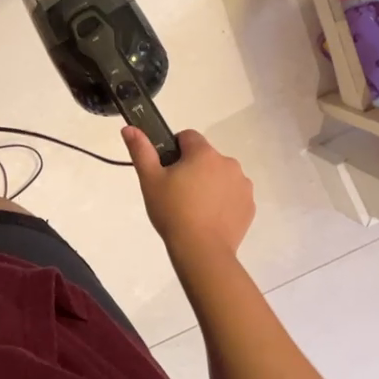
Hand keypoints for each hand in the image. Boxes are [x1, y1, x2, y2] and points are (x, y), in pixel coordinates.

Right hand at [123, 127, 254, 253]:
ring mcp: (242, 185)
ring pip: (220, 175)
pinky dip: (222, 201)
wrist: (201, 250)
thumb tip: (129, 128)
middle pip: (205, 157)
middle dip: (192, 168)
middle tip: (176, 192)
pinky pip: (233, 195)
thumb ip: (141, 151)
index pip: (188, 137)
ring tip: (193, 208)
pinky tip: (208, 217)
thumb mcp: (149, 180)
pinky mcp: (249, 205)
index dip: (174, 150)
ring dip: (209, 183)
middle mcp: (228, 163)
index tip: (166, 171)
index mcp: (204, 154)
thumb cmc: (172, 211)